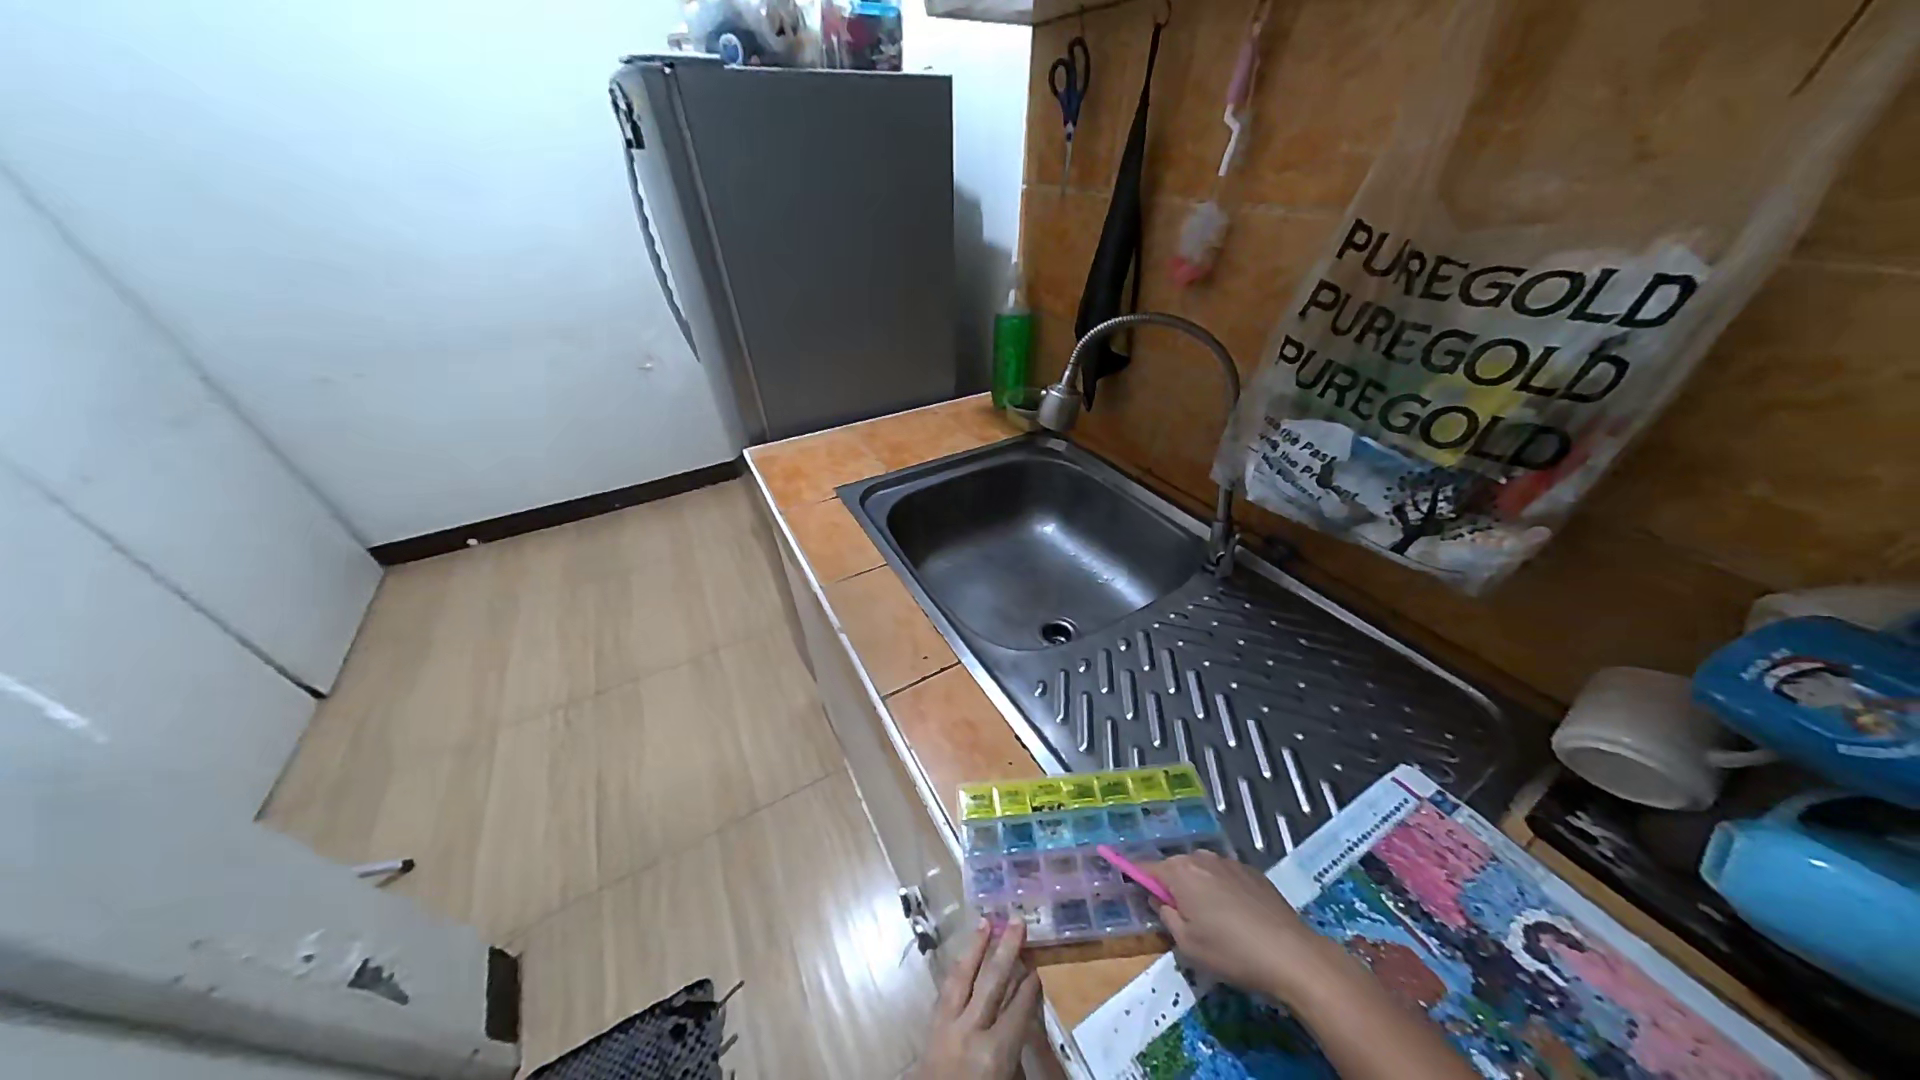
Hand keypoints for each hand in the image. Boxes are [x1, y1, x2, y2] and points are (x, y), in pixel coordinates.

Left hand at [916, 918, 1041, 1079]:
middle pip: (991, 982)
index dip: (1029, 987)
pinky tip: (965, 956)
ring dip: (975, 948)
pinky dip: (958, 970)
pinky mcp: (930, 1028)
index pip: (1018, 1009)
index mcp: (994, 1053)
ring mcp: (945, 1027)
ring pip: (962, 977)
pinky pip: (946, 990)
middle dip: (1006, 950)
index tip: (1038, 965)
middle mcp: (969, 1032)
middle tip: (1017, 921)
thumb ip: (1016, 1053)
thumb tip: (1021, 1015)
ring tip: (986, 922)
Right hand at [1144, 851, 1341, 1004]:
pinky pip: (1225, 876)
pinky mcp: (1253, 872)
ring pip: (1202, 871)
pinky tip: (1236, 917)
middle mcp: (1202, 858)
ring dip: (1199, 888)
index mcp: (1180, 872)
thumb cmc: (1231, 952)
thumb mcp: (1187, 945)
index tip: (1136, 891)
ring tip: (1212, 920)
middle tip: (1181, 918)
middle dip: (1172, 887)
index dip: (1137, 879)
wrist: (1292, 955)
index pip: (1146, 868)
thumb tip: (1160, 900)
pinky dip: (1222, 890)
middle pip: (1175, 868)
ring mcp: (1230, 862)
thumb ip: (1166, 916)